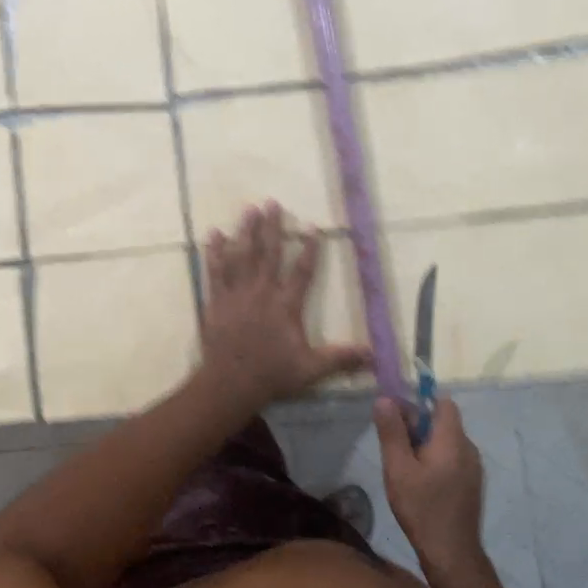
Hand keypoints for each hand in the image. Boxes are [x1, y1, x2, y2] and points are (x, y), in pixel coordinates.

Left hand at [200, 203, 370, 404]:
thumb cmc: (272, 375)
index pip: (302, 272)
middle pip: (268, 254)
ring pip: (241, 256)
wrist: (230, 384)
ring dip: (245, 232)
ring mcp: (237, 294)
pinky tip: (214, 234)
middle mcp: (262, 293)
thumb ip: (340, 358)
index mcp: (286, 305)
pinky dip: (215, 252)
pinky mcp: (216, 301)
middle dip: (271, 228)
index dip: (309, 250)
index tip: (313, 227)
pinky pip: (215, 271)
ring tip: (248, 209)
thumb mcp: (311, 369)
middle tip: (271, 203)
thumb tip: (373, 354)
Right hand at [374, 396, 484, 570]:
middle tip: (392, 443)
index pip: (443, 402)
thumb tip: (385, 399)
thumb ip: (391, 432)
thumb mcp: (398, 468)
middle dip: (417, 425)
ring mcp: (473, 467)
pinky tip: (419, 482)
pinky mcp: (471, 484)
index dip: (420, 401)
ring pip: (446, 441)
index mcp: (453, 439)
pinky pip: (452, 458)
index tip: (397, 414)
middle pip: (443, 421)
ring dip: (425, 444)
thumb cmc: (422, 508)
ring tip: (402, 465)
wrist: (452, 553)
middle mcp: (468, 448)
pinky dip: (435, 460)